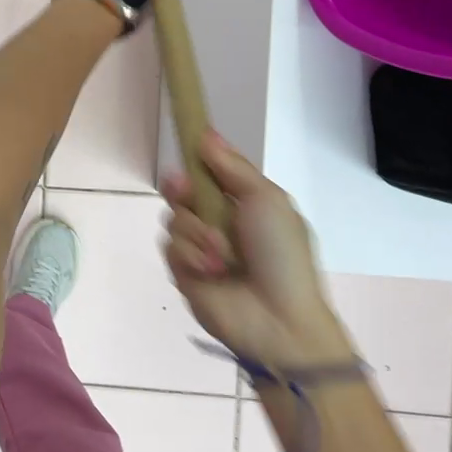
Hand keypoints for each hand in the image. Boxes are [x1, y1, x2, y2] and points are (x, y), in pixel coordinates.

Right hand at [161, 132, 354, 368]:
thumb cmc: (281, 254)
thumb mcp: (267, 200)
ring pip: (174, 220)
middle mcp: (218, 221)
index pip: (210, 172)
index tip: (186, 147)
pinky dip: (191, 256)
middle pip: (182, 192)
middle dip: (182, 191)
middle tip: (186, 193)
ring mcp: (199, 248)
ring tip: (222, 256)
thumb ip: (233, 167)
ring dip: (196, 234)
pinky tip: (212, 271)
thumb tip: (205, 133)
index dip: (197, 160)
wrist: (279, 318)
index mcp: (243, 202)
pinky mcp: (183, 272)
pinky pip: (170, 248)